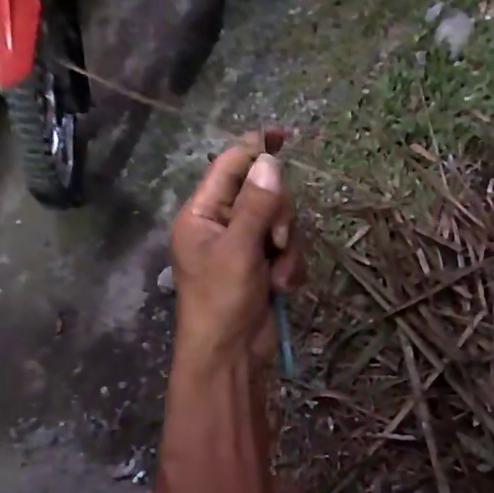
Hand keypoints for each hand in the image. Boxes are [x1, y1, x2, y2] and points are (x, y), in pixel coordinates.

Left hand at [170, 132, 303, 375]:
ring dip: (287, 251)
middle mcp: (224, 226)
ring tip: (276, 277)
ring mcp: (246, 249)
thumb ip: (257, 206)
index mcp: (202, 214)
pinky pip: (289, 253)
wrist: (229, 357)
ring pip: (282, 226)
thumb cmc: (221, 301)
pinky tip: (282, 289)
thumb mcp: (238, 250)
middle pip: (264, 195)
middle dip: (278, 219)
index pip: (230, 168)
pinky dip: (290, 270)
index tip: (284, 135)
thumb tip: (270, 162)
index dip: (255, 149)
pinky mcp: (265, 270)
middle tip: (276, 242)